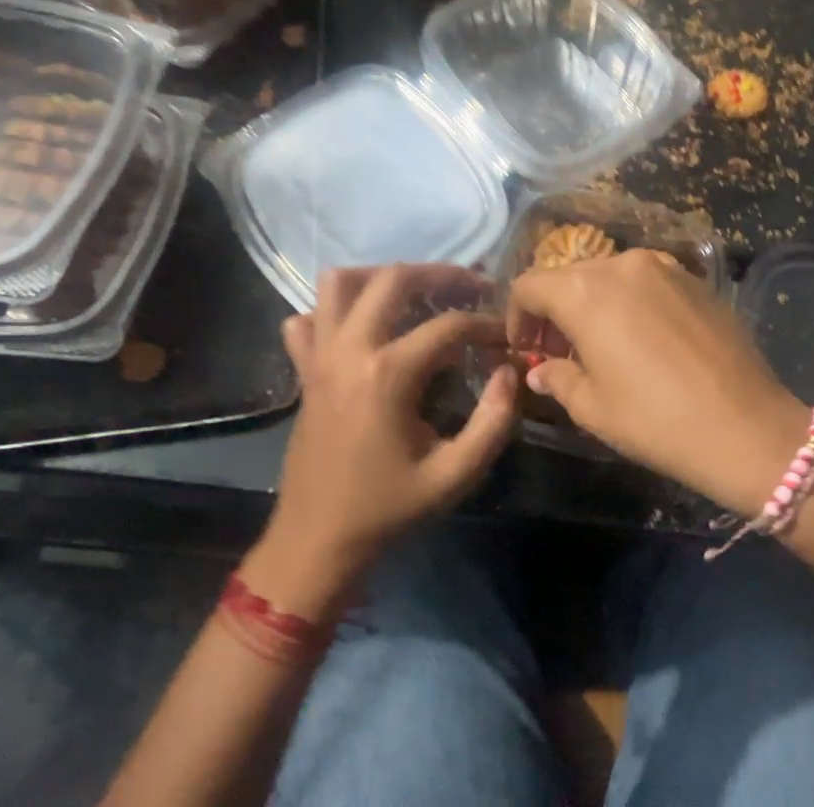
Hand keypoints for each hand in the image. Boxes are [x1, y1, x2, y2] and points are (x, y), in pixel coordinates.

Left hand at [244, 265, 518, 620]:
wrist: (318, 539)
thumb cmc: (390, 508)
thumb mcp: (456, 473)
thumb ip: (494, 420)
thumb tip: (509, 373)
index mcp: (389, 374)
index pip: (449, 325)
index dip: (486, 324)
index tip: (506, 338)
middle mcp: (350, 351)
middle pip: (392, 280)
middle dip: (440, 274)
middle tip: (471, 286)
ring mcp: (319, 357)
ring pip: (339, 283)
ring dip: (381, 277)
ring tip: (417, 293)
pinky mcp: (304, 372)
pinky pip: (307, 319)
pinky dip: (333, 310)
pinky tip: (363, 328)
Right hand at [506, 251, 806, 513]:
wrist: (745, 426)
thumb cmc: (656, 421)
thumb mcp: (593, 408)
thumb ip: (558, 378)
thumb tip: (541, 370)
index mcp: (586, 291)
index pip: (530, 286)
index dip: (517, 317)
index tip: (524, 349)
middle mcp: (623, 264)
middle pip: (570, 276)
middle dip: (555, 310)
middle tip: (558, 352)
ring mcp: (666, 267)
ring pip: (611, 275)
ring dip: (594, 303)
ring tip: (601, 346)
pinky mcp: (697, 280)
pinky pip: (648, 281)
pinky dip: (631, 301)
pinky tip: (644, 339)